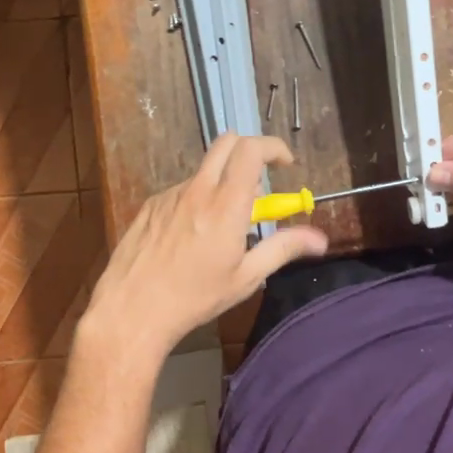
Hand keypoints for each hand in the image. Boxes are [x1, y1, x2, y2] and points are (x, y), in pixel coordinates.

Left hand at [77, 133, 327, 367]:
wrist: (132, 310)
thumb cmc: (194, 298)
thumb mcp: (245, 278)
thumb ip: (283, 249)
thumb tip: (320, 239)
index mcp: (225, 205)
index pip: (251, 149)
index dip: (273, 147)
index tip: (285, 164)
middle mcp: (197, 190)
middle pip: (226, 142)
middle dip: (250, 151)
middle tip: (260, 183)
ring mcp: (170, 195)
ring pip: (204, 171)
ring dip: (222, 182)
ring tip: (222, 227)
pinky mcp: (150, 205)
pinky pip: (182, 191)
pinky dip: (197, 200)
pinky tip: (191, 237)